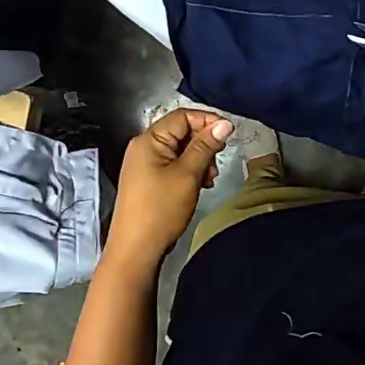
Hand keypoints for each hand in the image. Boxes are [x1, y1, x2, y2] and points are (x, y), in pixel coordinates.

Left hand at [105, 108, 232, 263]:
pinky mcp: (148, 179)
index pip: (182, 116)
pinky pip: (173, 165)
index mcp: (148, 140)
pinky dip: (189, 171)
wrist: (136, 248)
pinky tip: (198, 186)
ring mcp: (144, 164)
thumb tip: (224, 124)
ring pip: (180, 150)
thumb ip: (205, 146)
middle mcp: (143, 147)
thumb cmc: (160, 209)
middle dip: (203, 144)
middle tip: (215, 165)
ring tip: (208, 180)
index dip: (207, 121)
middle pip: (181, 132)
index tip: (228, 134)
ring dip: (199, 160)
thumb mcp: (188, 175)